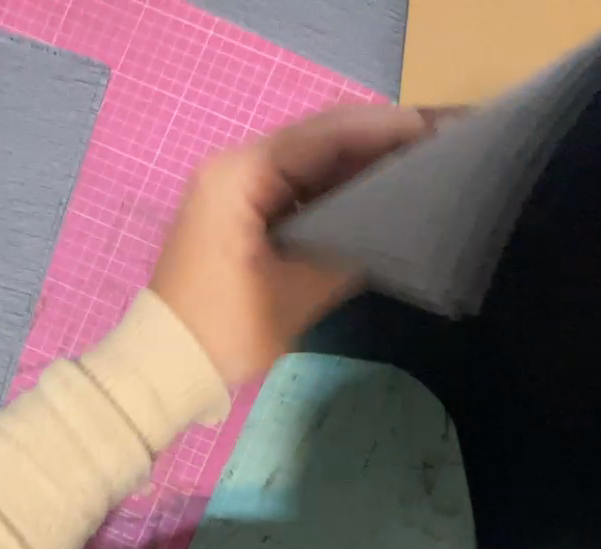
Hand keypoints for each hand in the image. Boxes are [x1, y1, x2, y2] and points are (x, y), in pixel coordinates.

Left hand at [150, 105, 438, 385]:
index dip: (384, 131)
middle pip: (313, 142)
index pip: (325, 134)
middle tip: (429, 154)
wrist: (163, 365)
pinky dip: (320, 195)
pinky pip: (283, 191)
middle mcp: (230, 169)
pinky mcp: (226, 216)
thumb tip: (389, 227)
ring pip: (300, 166)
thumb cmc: (226, 330)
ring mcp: (224, 191)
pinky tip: (361, 203)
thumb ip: (349, 249)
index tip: (436, 135)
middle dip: (371, 148)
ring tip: (407, 175)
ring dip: (348, 171)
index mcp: (241, 175)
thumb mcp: (298, 293)